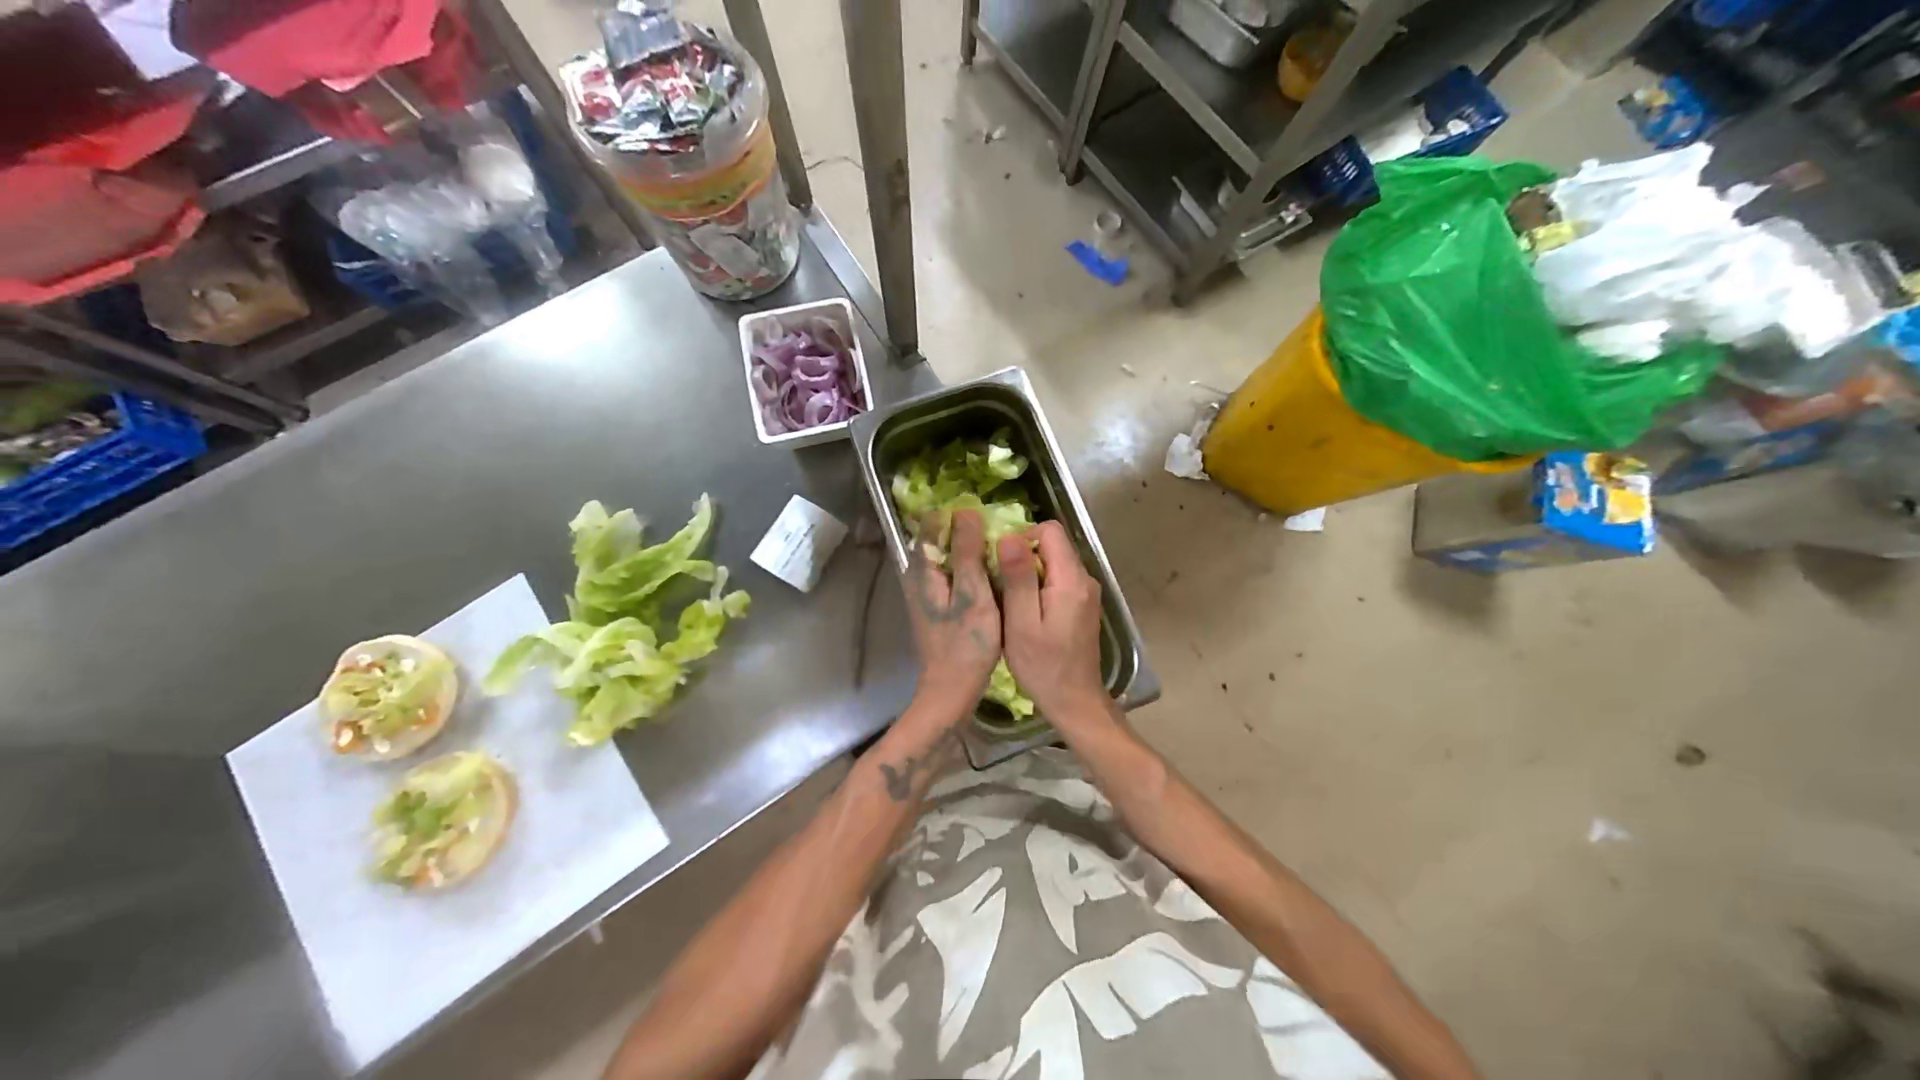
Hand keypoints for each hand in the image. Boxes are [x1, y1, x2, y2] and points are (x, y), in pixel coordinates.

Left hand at [902, 509, 1001, 716]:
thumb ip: (967, 553)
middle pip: (939, 540)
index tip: (985, 512)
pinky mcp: (937, 608)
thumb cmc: (965, 644)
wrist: (951, 692)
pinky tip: (991, 575)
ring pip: (947, 559)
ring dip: (969, 550)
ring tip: (999, 547)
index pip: (932, 523)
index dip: (957, 513)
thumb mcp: (972, 594)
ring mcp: (925, 594)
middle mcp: (917, 577)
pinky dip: (970, 570)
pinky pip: (953, 576)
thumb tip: (966, 511)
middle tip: (998, 529)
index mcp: (922, 570)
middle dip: (965, 530)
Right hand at [998, 521, 1107, 719]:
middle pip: (1052, 545)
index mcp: (1071, 579)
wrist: (1074, 700)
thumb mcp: (1021, 622)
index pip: (1049, 530)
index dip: (1021, 537)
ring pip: (1053, 563)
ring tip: (1008, 601)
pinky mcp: (1081, 606)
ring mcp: (1085, 593)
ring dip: (1028, 574)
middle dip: (1022, 556)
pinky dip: (1038, 588)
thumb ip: (1018, 578)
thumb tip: (1009, 536)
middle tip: (998, 584)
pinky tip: (1024, 613)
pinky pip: (1057, 581)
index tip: (1000, 562)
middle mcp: (1084, 579)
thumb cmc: (1043, 666)